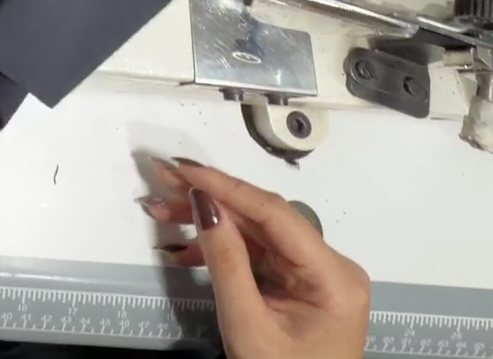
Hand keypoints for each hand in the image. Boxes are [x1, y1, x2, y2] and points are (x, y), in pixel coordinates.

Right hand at [139, 158, 369, 358]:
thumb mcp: (247, 324)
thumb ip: (225, 258)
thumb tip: (202, 199)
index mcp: (333, 276)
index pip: (273, 213)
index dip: (224, 186)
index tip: (180, 168)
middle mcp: (329, 265)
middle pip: (260, 217)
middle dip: (207, 199)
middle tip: (160, 177)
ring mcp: (311, 273)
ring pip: (251, 229)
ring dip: (204, 220)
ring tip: (158, 209)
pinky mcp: (294, 282)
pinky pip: (252, 251)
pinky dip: (216, 248)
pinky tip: (181, 249)